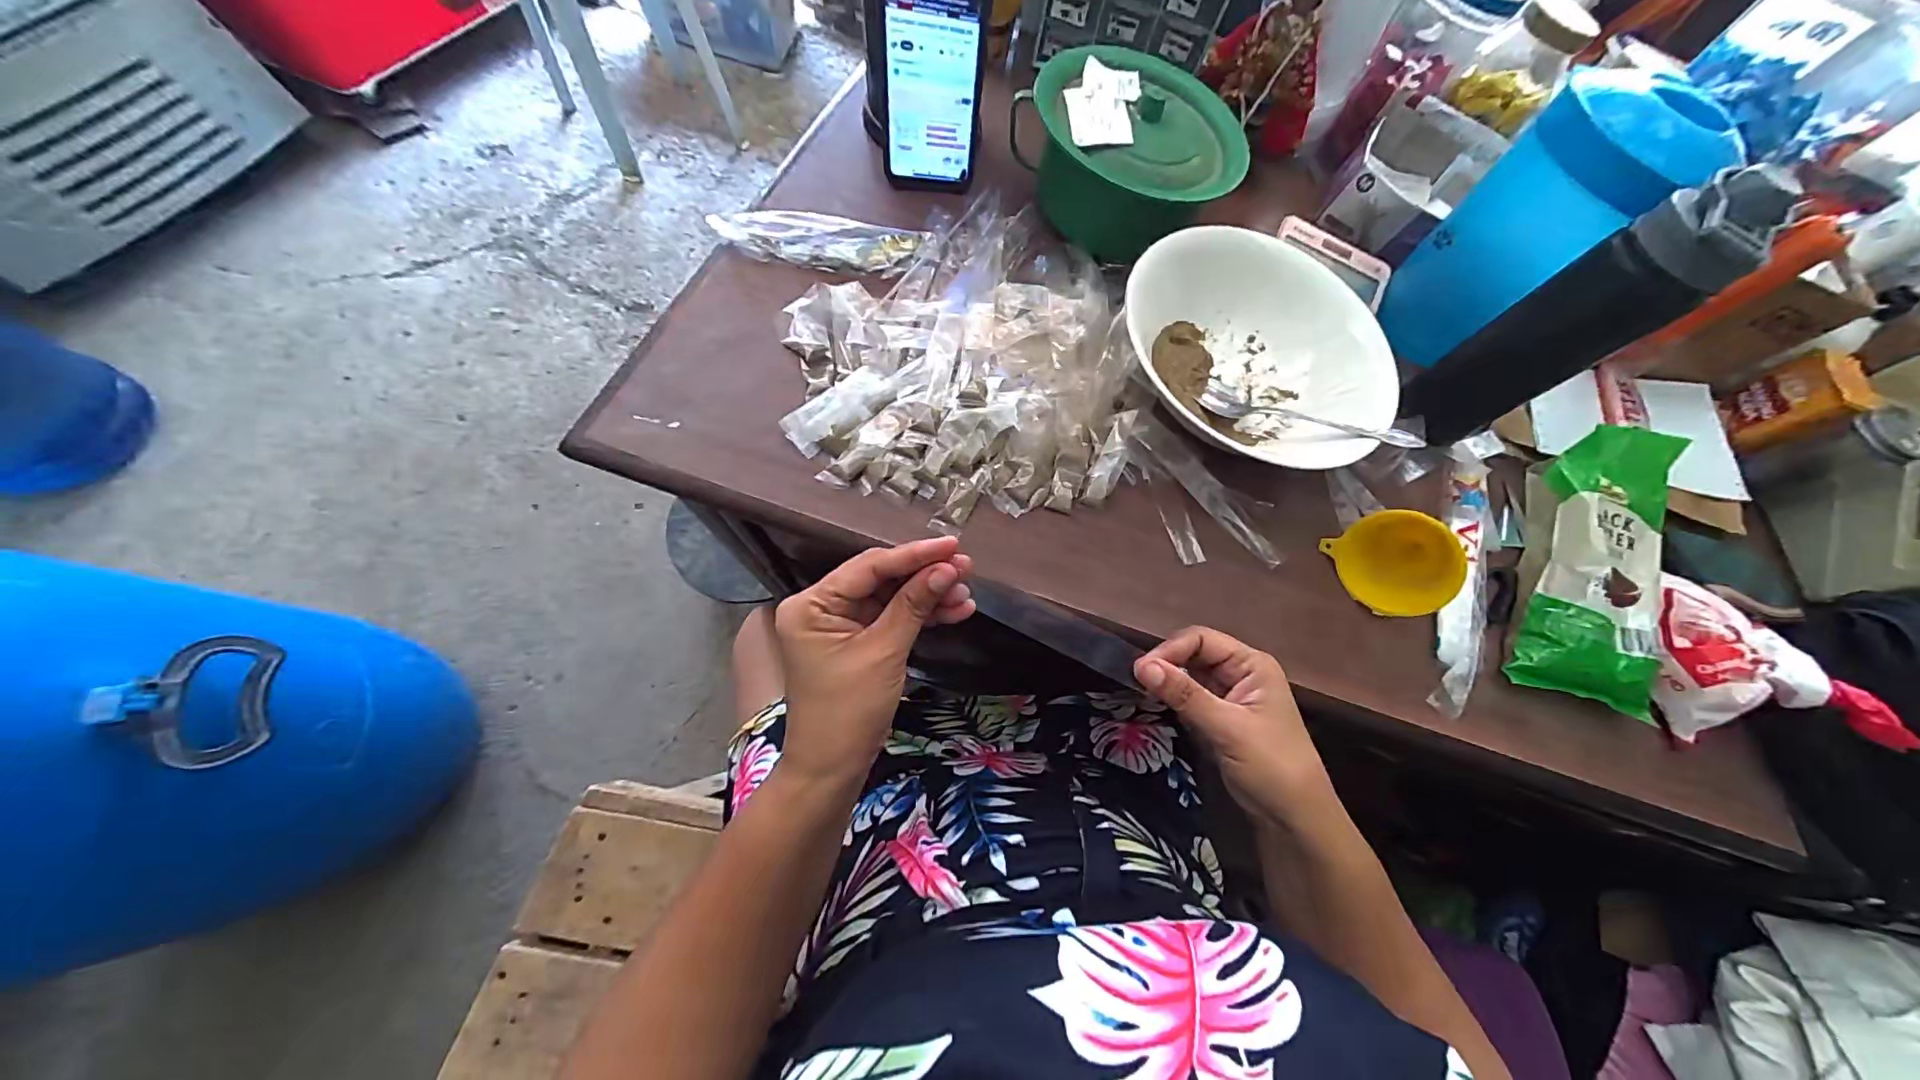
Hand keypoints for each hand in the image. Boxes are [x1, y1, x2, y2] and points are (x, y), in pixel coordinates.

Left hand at [774, 537, 974, 785]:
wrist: (833, 767)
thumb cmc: (849, 711)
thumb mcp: (884, 653)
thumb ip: (914, 605)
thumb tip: (946, 569)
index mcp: (811, 604)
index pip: (868, 567)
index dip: (914, 555)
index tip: (952, 545)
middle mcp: (821, 607)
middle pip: (881, 579)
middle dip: (924, 575)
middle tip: (966, 568)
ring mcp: (839, 625)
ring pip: (891, 598)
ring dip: (928, 596)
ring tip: (966, 595)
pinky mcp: (856, 642)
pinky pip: (891, 619)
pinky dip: (920, 617)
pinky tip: (954, 612)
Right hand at [1134, 626, 1331, 830]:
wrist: (1295, 819)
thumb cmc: (1271, 766)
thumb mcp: (1226, 728)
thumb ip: (1184, 694)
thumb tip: (1142, 666)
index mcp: (1252, 665)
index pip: (1201, 639)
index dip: (1170, 649)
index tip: (1141, 670)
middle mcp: (1240, 673)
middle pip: (1193, 654)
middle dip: (1165, 664)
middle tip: (1137, 683)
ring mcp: (1230, 696)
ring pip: (1189, 676)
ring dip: (1167, 682)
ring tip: (1141, 694)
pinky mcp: (1219, 718)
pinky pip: (1189, 698)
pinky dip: (1172, 700)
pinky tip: (1155, 706)